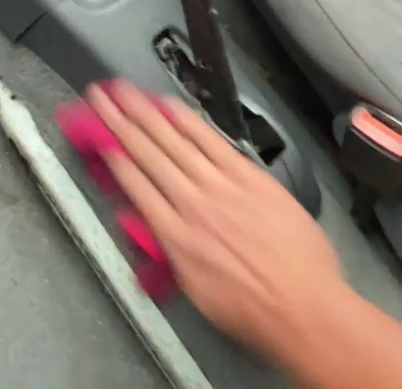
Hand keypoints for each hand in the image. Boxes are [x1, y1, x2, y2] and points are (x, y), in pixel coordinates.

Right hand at [85, 81, 348, 355]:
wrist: (304, 307)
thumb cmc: (254, 309)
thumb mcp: (195, 290)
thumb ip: (169, 252)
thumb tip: (150, 227)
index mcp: (175, 237)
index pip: (135, 186)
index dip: (113, 156)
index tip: (97, 135)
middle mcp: (192, 205)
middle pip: (147, 154)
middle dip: (120, 122)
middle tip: (100, 97)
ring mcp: (220, 186)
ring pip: (174, 141)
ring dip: (145, 112)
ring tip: (125, 91)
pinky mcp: (248, 176)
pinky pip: (211, 140)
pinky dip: (188, 120)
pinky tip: (170, 104)